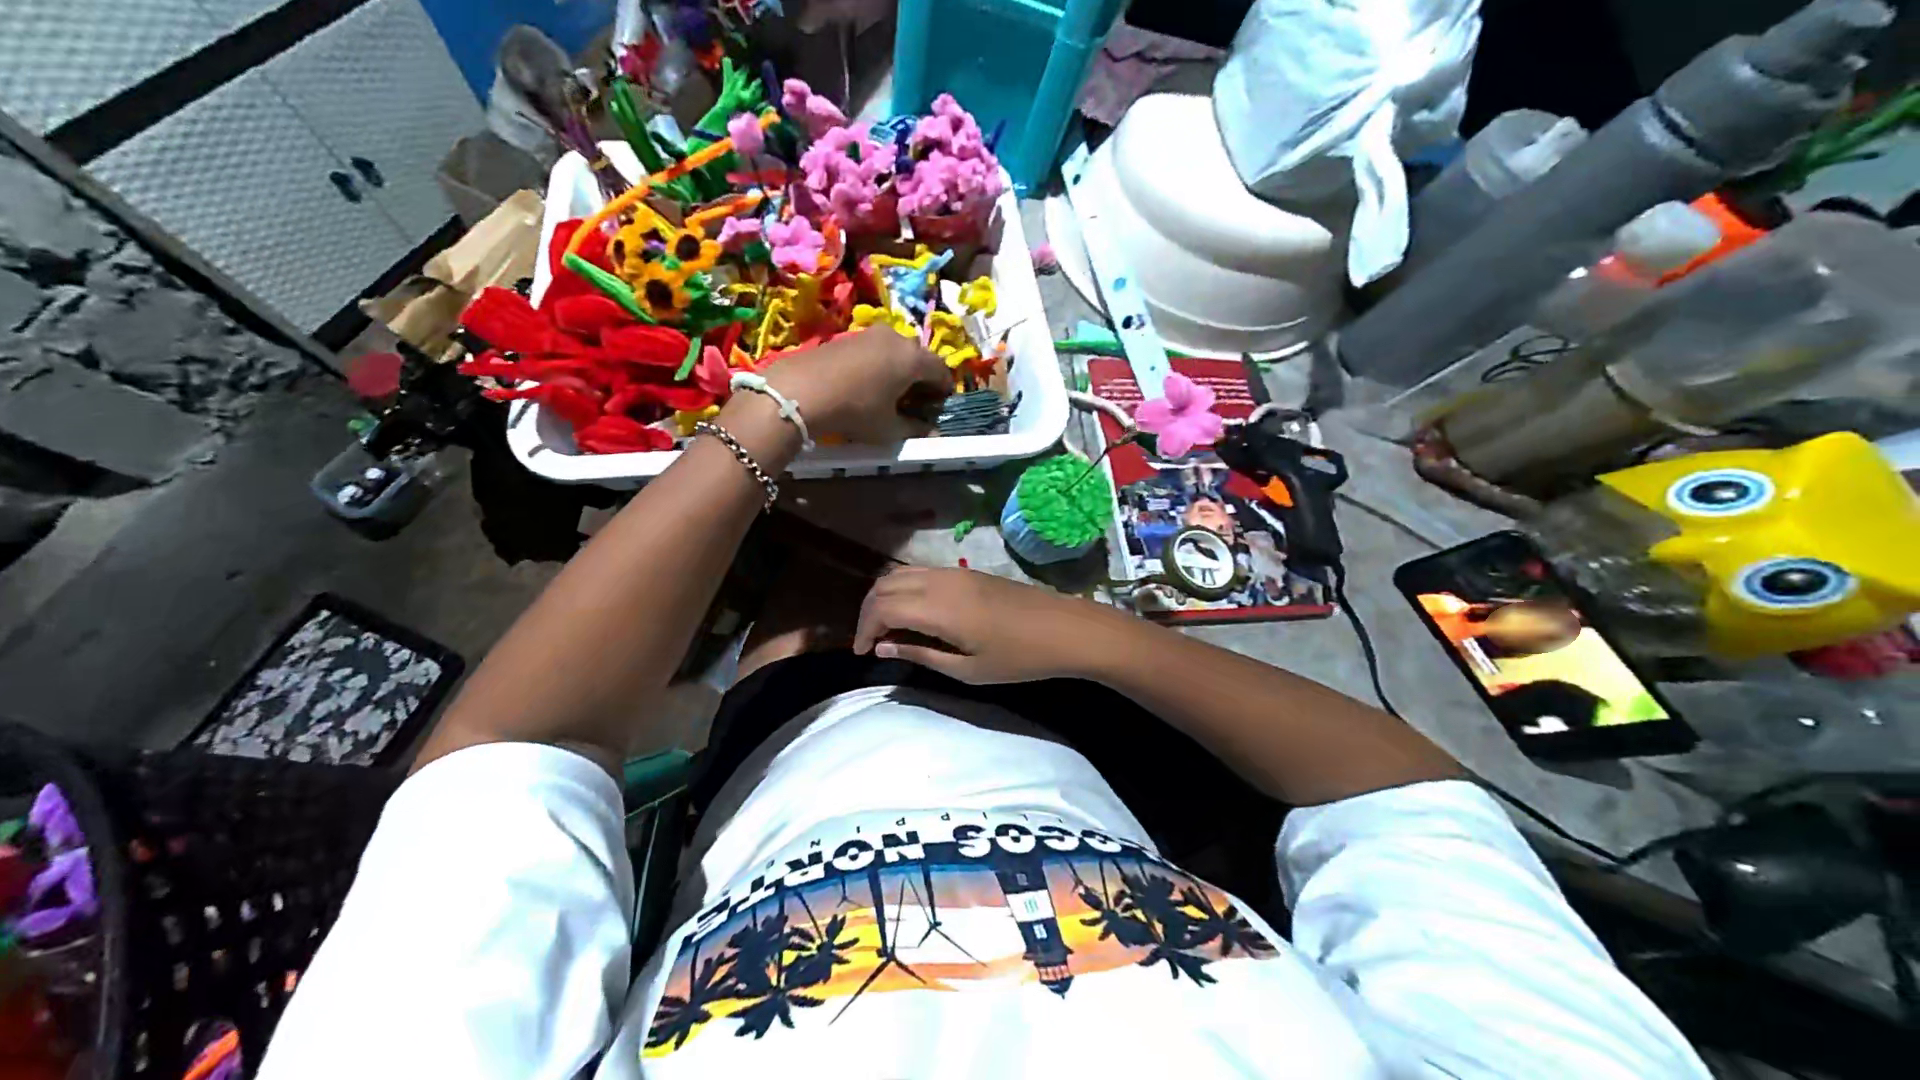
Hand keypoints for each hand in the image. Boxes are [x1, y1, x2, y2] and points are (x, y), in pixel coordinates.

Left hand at [764, 328, 951, 443]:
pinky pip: (875, 350)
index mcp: (914, 358)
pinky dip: (879, 365)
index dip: (943, 391)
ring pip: (896, 351)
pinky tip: (867, 385)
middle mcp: (897, 338)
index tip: (937, 408)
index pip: (941, 371)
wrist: (801, 391)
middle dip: (921, 379)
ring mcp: (870, 333)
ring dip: (899, 370)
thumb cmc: (855, 411)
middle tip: (914, 403)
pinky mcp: (848, 336)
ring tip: (889, 394)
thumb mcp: (888, 428)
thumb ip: (914, 430)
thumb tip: (932, 435)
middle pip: (919, 357)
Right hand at [853, 568, 1129, 683]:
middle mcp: (939, 581)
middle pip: (885, 585)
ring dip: (884, 597)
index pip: (881, 607)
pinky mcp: (965, 572)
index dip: (864, 629)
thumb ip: (920, 654)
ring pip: (900, 573)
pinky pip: (919, 572)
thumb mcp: (967, 669)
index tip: (862, 653)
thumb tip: (883, 647)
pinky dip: (903, 588)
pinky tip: (912, 613)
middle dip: (868, 612)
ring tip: (886, 628)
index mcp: (938, 607)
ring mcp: (953, 572)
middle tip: (870, 641)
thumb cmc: (1018, 658)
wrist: (1064, 628)